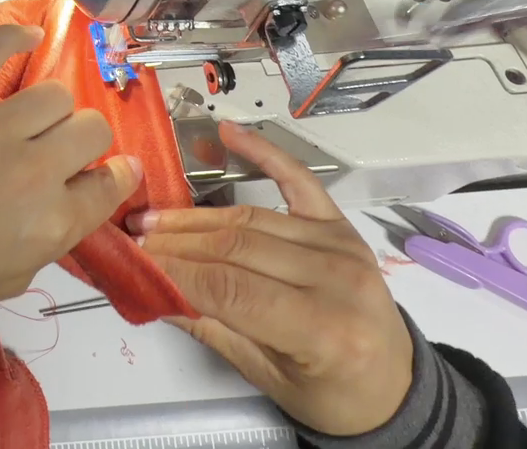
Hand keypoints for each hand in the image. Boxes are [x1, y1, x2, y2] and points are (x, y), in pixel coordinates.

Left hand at [0, 24, 142, 315]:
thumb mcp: (18, 274)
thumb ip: (56, 235)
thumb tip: (75, 196)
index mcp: (55, 221)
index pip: (110, 184)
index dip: (119, 174)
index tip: (117, 168)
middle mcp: (36, 169)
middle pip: (90, 129)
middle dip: (85, 139)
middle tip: (62, 146)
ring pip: (53, 95)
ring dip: (49, 108)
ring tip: (31, 117)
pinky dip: (13, 37)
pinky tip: (30, 35)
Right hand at [133, 123, 411, 436]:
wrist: (393, 388)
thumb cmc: (332, 393)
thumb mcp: (267, 377)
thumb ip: (208, 327)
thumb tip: (149, 288)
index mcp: (324, 330)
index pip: (230, 288)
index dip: (176, 271)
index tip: (134, 260)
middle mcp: (337, 280)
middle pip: (236, 247)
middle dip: (176, 241)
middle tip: (133, 236)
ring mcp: (340, 245)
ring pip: (249, 218)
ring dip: (195, 215)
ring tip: (154, 216)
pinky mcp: (339, 224)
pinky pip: (298, 180)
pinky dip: (263, 153)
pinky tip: (229, 133)